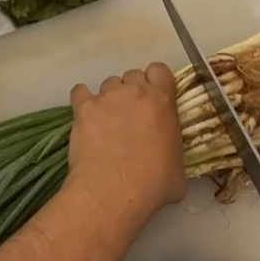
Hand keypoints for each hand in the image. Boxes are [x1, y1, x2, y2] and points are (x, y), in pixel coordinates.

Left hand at [68, 64, 186, 218]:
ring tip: (106, 122)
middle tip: (130, 116)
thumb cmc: (154, 183)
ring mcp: (107, 97)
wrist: (115, 190)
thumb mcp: (178, 167)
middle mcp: (134, 91)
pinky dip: (83, 101)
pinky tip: (85, 118)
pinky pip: (80, 92)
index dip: (155, 82)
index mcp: (162, 100)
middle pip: (132, 75)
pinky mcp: (83, 108)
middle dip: (132, 91)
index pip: (159, 70)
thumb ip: (173, 150)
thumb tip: (168, 161)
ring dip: (110, 98)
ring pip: (108, 84)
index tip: (153, 100)